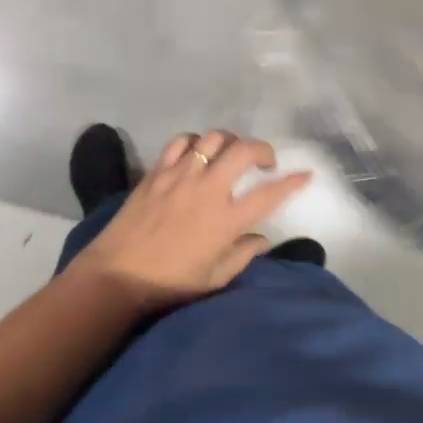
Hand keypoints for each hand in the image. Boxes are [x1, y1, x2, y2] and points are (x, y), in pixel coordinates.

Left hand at [67, 130, 310, 311]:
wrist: (116, 274)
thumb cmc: (169, 284)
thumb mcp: (214, 279)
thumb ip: (242, 255)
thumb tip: (262, 240)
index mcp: (226, 220)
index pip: (269, 194)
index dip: (292, 182)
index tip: (305, 174)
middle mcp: (207, 190)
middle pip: (243, 150)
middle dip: (262, 149)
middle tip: (265, 161)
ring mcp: (180, 175)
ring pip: (213, 138)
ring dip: (229, 141)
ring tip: (231, 153)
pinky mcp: (157, 171)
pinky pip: (181, 142)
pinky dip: (195, 142)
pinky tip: (197, 153)